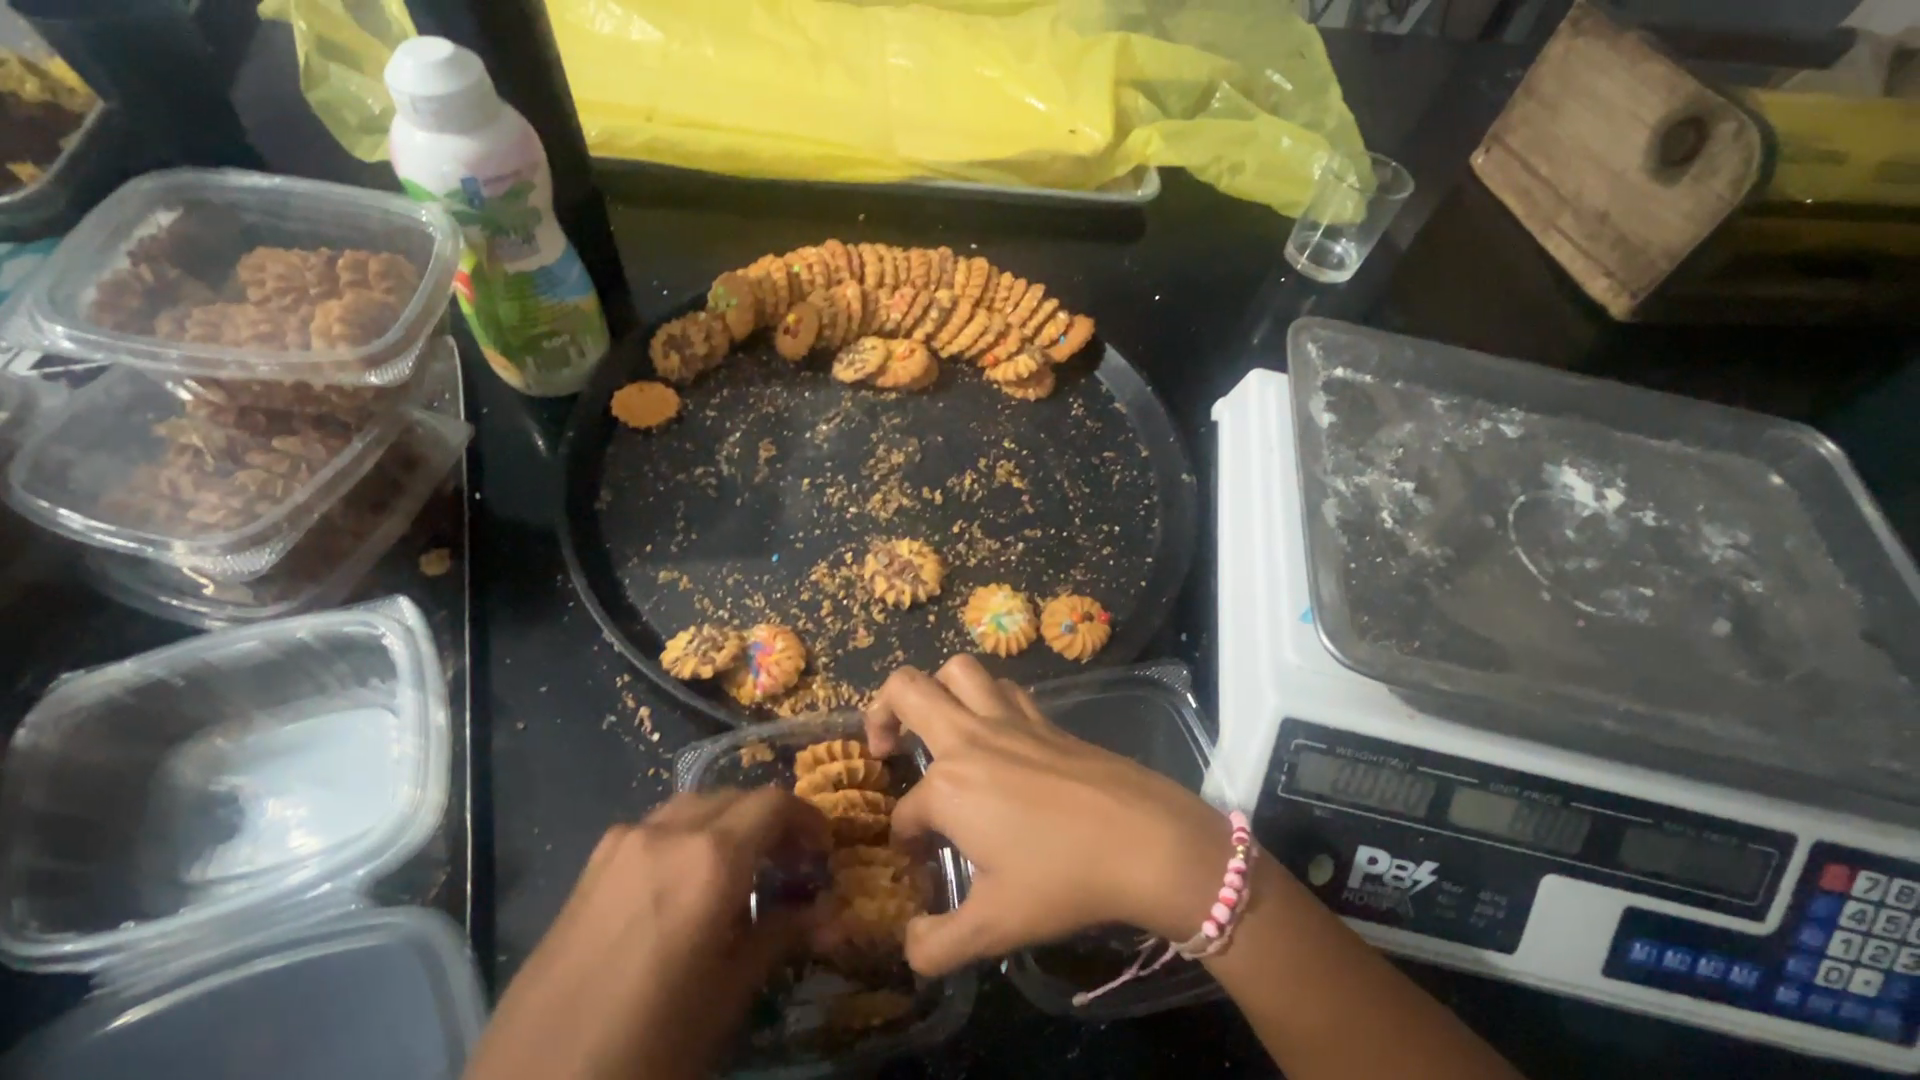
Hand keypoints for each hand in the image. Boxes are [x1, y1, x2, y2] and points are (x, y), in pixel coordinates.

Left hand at [464, 789, 827, 1079]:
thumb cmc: (652, 1042)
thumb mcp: (729, 993)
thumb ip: (780, 935)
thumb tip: (826, 911)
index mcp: (711, 858)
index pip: (775, 805)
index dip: (808, 821)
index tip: (823, 854)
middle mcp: (667, 832)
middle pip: (735, 798)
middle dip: (771, 822)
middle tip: (791, 867)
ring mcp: (621, 843)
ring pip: (693, 807)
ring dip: (729, 825)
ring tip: (743, 874)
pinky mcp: (590, 866)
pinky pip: (655, 829)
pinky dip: (688, 838)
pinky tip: (688, 888)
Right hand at [865, 655, 1236, 976]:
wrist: (1148, 841)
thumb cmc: (1064, 880)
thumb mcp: (994, 927)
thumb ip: (939, 945)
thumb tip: (911, 948)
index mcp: (949, 787)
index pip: (905, 814)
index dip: (907, 844)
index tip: (927, 871)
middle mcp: (970, 740)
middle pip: (906, 690)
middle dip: (879, 712)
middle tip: (885, 748)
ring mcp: (1011, 722)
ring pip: (958, 670)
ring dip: (935, 688)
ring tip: (936, 728)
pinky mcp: (1047, 719)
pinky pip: (1003, 688)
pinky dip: (985, 697)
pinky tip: (994, 734)